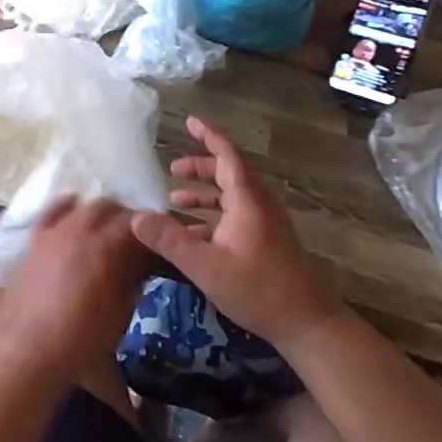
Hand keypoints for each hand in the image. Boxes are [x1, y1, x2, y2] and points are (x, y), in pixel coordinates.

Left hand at [2, 197, 150, 373]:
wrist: (28, 353)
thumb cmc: (82, 339)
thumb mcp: (121, 311)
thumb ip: (133, 280)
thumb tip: (141, 264)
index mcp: (107, 247)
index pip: (136, 223)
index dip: (149, 228)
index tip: (157, 238)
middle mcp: (81, 231)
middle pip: (110, 207)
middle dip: (125, 217)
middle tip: (135, 235)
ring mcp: (55, 234)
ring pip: (82, 207)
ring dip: (99, 213)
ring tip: (107, 228)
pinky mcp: (36, 243)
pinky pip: (51, 213)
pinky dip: (65, 207)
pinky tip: (73, 206)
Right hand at [131, 116, 343, 350]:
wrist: (305, 320)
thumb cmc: (256, 288)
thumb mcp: (205, 265)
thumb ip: (169, 240)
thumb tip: (136, 217)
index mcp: (247, 199)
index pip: (227, 154)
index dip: (208, 135)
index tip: (189, 121)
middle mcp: (258, 202)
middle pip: (228, 172)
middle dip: (200, 167)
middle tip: (172, 169)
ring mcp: (265, 221)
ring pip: (231, 195)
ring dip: (205, 194)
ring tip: (175, 198)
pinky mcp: (267, 239)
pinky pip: (236, 215)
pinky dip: (214, 216)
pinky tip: (192, 233)